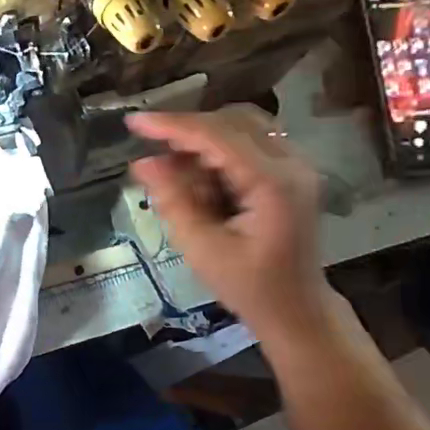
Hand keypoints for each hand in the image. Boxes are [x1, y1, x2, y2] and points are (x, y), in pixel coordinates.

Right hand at [128, 106, 334, 341]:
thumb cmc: (248, 286)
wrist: (297, 310)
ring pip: (242, 125)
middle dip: (186, 128)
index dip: (171, 125)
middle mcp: (291, 163)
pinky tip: (196, 171)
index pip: (216, 136)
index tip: (133, 121)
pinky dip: (218, 147)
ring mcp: (296, 165)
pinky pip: (250, 141)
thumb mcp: (201, 248)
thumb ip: (173, 200)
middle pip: (232, 120)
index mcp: (272, 183)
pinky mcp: (290, 172)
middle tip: (148, 144)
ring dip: (202, 137)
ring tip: (170, 162)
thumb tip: (142, 163)